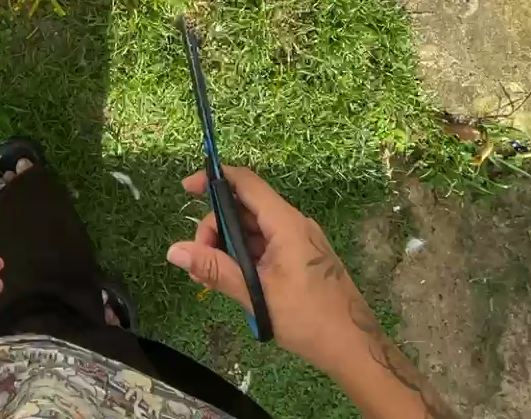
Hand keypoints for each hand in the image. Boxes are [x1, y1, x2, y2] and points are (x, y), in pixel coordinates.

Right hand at [165, 167, 376, 374]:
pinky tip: (235, 281)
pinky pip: (265, 245)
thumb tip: (173, 250)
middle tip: (200, 260)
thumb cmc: (309, 318)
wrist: (357, 351)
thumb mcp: (256, 294)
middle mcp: (293, 224)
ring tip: (213, 277)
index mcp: (285, 222)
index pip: (245, 182)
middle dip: (216, 228)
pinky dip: (245, 257)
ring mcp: (299, 241)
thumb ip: (214, 269)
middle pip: (244, 208)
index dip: (213, 178)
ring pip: (253, 229)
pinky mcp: (302, 258)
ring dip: (229, 247)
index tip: (186, 189)